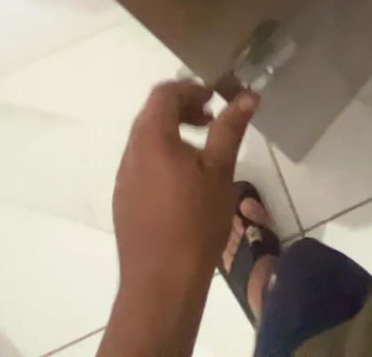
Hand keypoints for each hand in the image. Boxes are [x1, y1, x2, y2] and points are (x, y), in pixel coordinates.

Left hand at [112, 81, 259, 297]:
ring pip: (146, 138)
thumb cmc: (195, 222)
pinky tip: (185, 182)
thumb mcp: (220, 170)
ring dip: (173, 132)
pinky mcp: (123, 199)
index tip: (216, 100)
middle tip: (212, 121)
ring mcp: (123, 177)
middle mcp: (131, 152)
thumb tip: (248, 95)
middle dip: (183, 108)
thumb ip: (230, 128)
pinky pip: (142, 162)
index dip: (191, 88)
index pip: (164, 93)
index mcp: (151, 138)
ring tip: (203, 152)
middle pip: (152, 113)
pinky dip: (163, 155)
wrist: (161, 284)